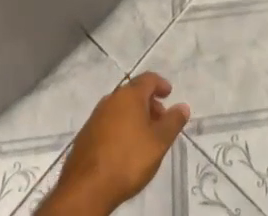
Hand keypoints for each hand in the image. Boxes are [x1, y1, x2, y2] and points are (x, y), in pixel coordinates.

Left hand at [45, 73, 190, 215]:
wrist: (86, 188)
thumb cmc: (128, 159)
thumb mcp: (159, 141)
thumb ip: (173, 122)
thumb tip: (182, 106)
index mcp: (129, 96)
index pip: (148, 79)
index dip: (161, 84)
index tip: (169, 94)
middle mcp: (110, 101)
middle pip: (133, 93)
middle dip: (149, 103)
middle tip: (160, 120)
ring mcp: (94, 118)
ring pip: (119, 109)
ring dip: (134, 116)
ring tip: (144, 137)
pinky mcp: (85, 136)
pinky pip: (107, 123)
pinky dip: (120, 128)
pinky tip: (124, 148)